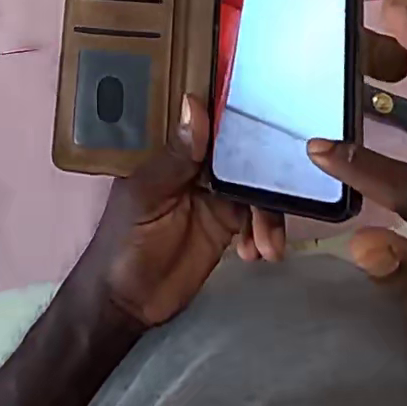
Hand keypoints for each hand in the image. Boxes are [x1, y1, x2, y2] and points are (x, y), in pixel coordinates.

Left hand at [72, 95, 284, 328]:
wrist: (129, 302)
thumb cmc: (125, 240)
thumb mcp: (148, 196)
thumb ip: (176, 156)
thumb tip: (195, 103)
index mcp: (170, 146)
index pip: (205, 118)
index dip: (233, 110)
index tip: (267, 109)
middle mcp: (195, 162)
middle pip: (239, 149)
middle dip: (264, 168)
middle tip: (281, 191)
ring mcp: (213, 191)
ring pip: (254, 184)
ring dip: (267, 211)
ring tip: (266, 245)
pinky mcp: (227, 219)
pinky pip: (257, 213)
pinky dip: (265, 230)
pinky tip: (259, 253)